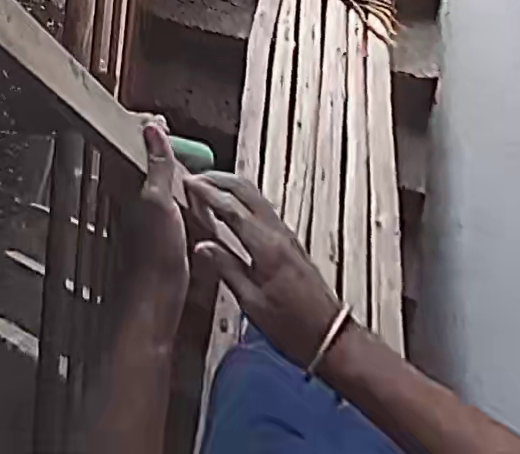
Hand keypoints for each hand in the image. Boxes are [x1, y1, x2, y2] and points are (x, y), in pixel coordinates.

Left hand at [117, 117, 189, 334]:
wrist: (157, 305)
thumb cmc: (154, 257)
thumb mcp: (159, 202)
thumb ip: (158, 165)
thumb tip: (153, 127)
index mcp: (128, 184)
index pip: (133, 145)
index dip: (146, 129)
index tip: (162, 120)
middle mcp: (133, 196)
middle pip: (145, 160)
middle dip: (160, 146)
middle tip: (177, 136)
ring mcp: (146, 214)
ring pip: (156, 181)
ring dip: (170, 169)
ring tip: (187, 159)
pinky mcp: (159, 232)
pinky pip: (168, 202)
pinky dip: (179, 192)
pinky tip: (192, 195)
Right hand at [184, 171, 342, 369]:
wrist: (333, 339)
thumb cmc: (291, 327)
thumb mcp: (252, 303)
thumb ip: (226, 268)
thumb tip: (201, 245)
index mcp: (266, 246)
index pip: (231, 207)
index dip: (206, 192)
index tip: (186, 182)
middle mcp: (277, 232)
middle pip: (245, 190)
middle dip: (217, 179)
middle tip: (193, 179)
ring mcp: (285, 234)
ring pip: (254, 195)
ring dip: (229, 185)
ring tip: (205, 188)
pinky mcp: (289, 240)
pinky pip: (260, 206)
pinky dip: (240, 197)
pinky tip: (228, 207)